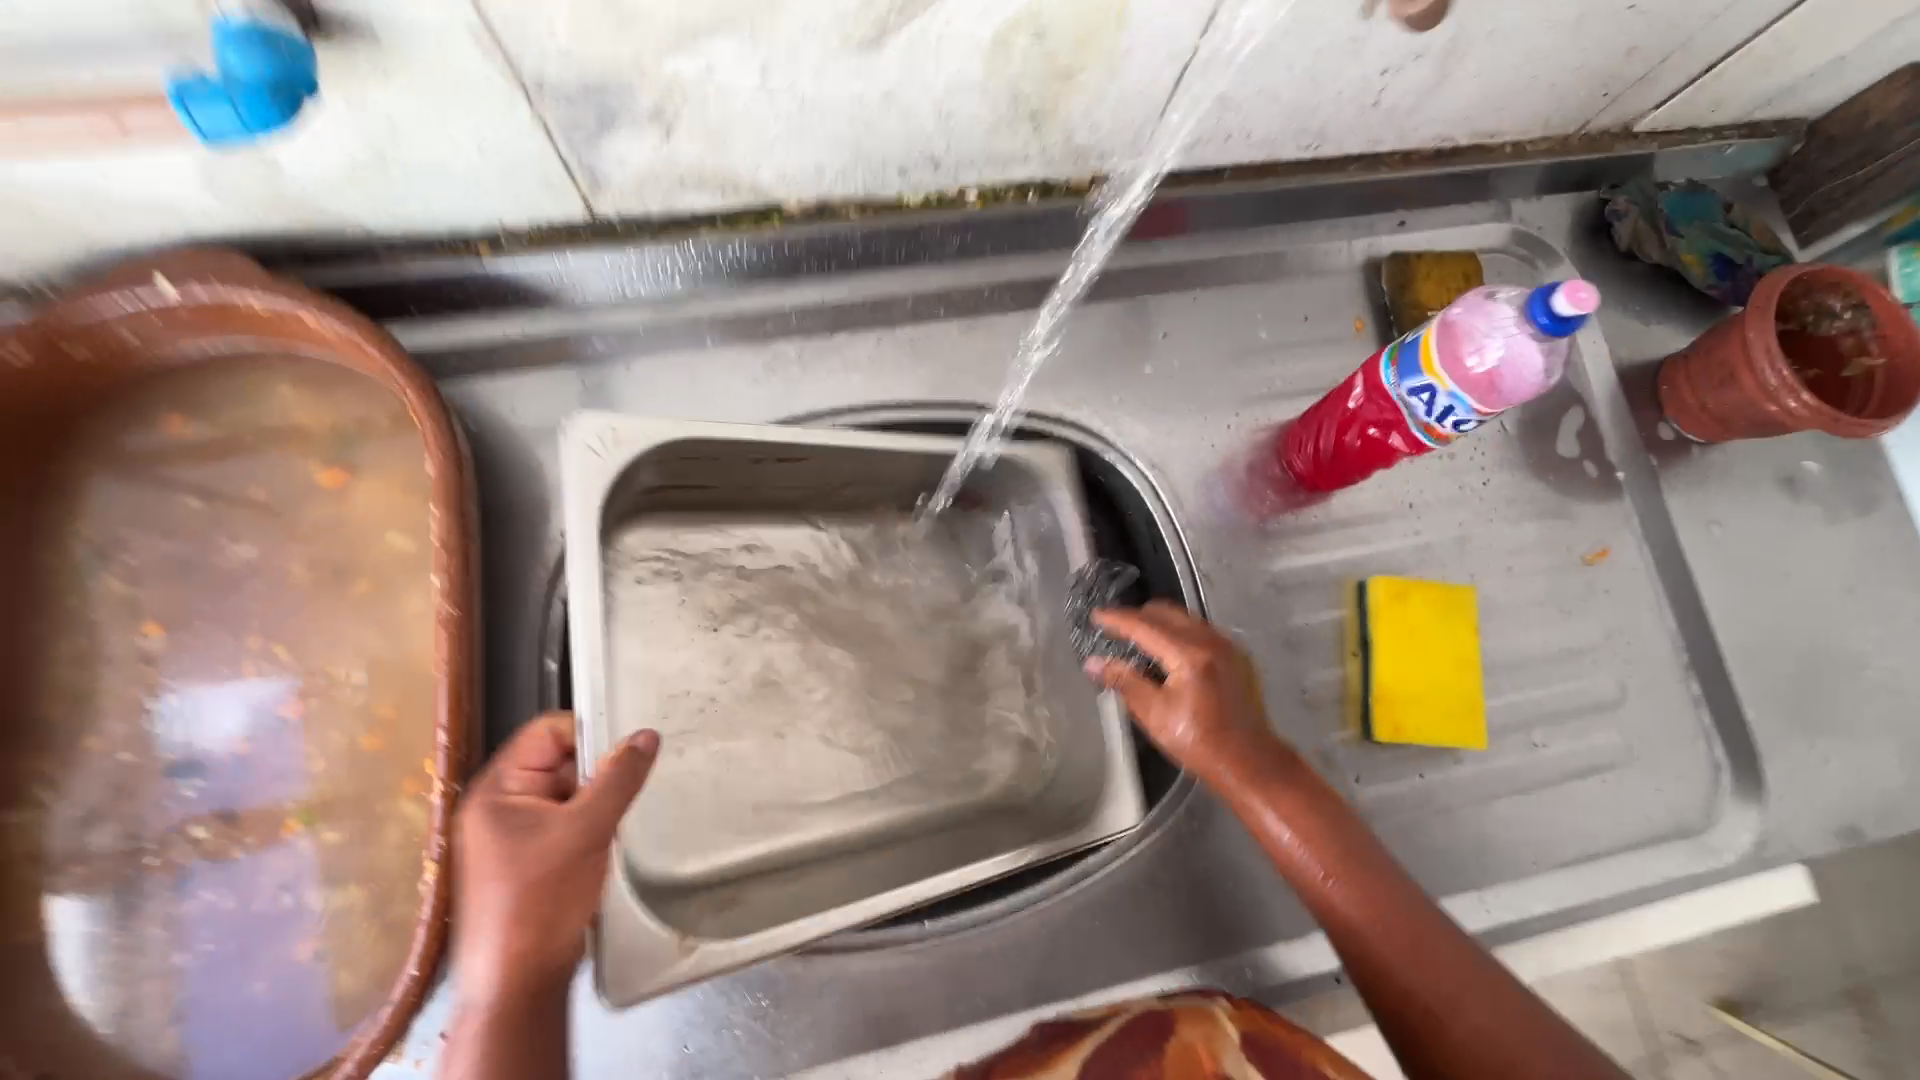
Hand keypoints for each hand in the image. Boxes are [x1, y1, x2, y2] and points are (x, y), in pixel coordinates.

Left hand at [452, 711, 659, 1003]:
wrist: (520, 983)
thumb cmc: (541, 902)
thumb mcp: (587, 830)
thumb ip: (618, 778)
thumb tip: (646, 736)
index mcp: (498, 789)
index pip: (548, 732)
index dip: (589, 733)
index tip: (626, 749)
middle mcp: (501, 805)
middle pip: (560, 760)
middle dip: (597, 771)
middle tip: (626, 790)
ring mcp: (515, 834)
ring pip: (569, 792)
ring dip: (597, 801)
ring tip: (615, 821)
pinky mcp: (532, 858)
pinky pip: (569, 821)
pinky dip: (592, 824)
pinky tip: (607, 841)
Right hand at [1085, 602, 1281, 783]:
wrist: (1249, 761)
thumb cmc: (1198, 741)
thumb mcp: (1154, 714)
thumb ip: (1124, 681)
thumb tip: (1094, 663)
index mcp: (1189, 654)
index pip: (1145, 626)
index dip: (1117, 619)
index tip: (1096, 615)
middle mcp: (1211, 641)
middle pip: (1167, 613)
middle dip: (1138, 616)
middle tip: (1115, 628)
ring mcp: (1228, 647)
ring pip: (1186, 619)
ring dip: (1160, 623)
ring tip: (1139, 639)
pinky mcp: (1237, 657)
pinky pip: (1202, 632)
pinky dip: (1180, 633)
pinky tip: (1170, 654)